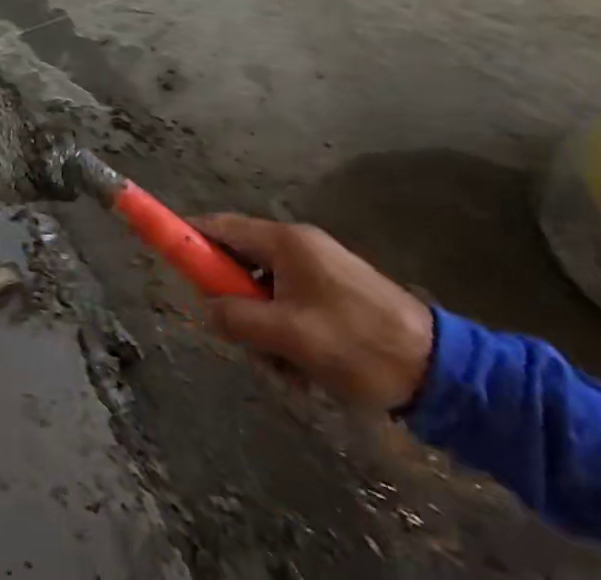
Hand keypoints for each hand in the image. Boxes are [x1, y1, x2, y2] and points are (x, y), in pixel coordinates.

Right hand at [199, 214, 435, 410]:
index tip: (164, 253)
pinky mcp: (330, 297)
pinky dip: (286, 339)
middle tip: (243, 340)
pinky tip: (305, 372)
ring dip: (263, 332)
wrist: (436, 371)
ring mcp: (316, 272)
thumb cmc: (358, 344)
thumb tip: (206, 310)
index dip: (188, 236)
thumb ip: (238, 318)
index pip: (220, 227)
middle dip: (234, 305)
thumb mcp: (290, 334)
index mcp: (286, 243)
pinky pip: (287, 310)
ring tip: (286, 369)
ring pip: (262, 295)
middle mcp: (298, 248)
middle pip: (238, 264)